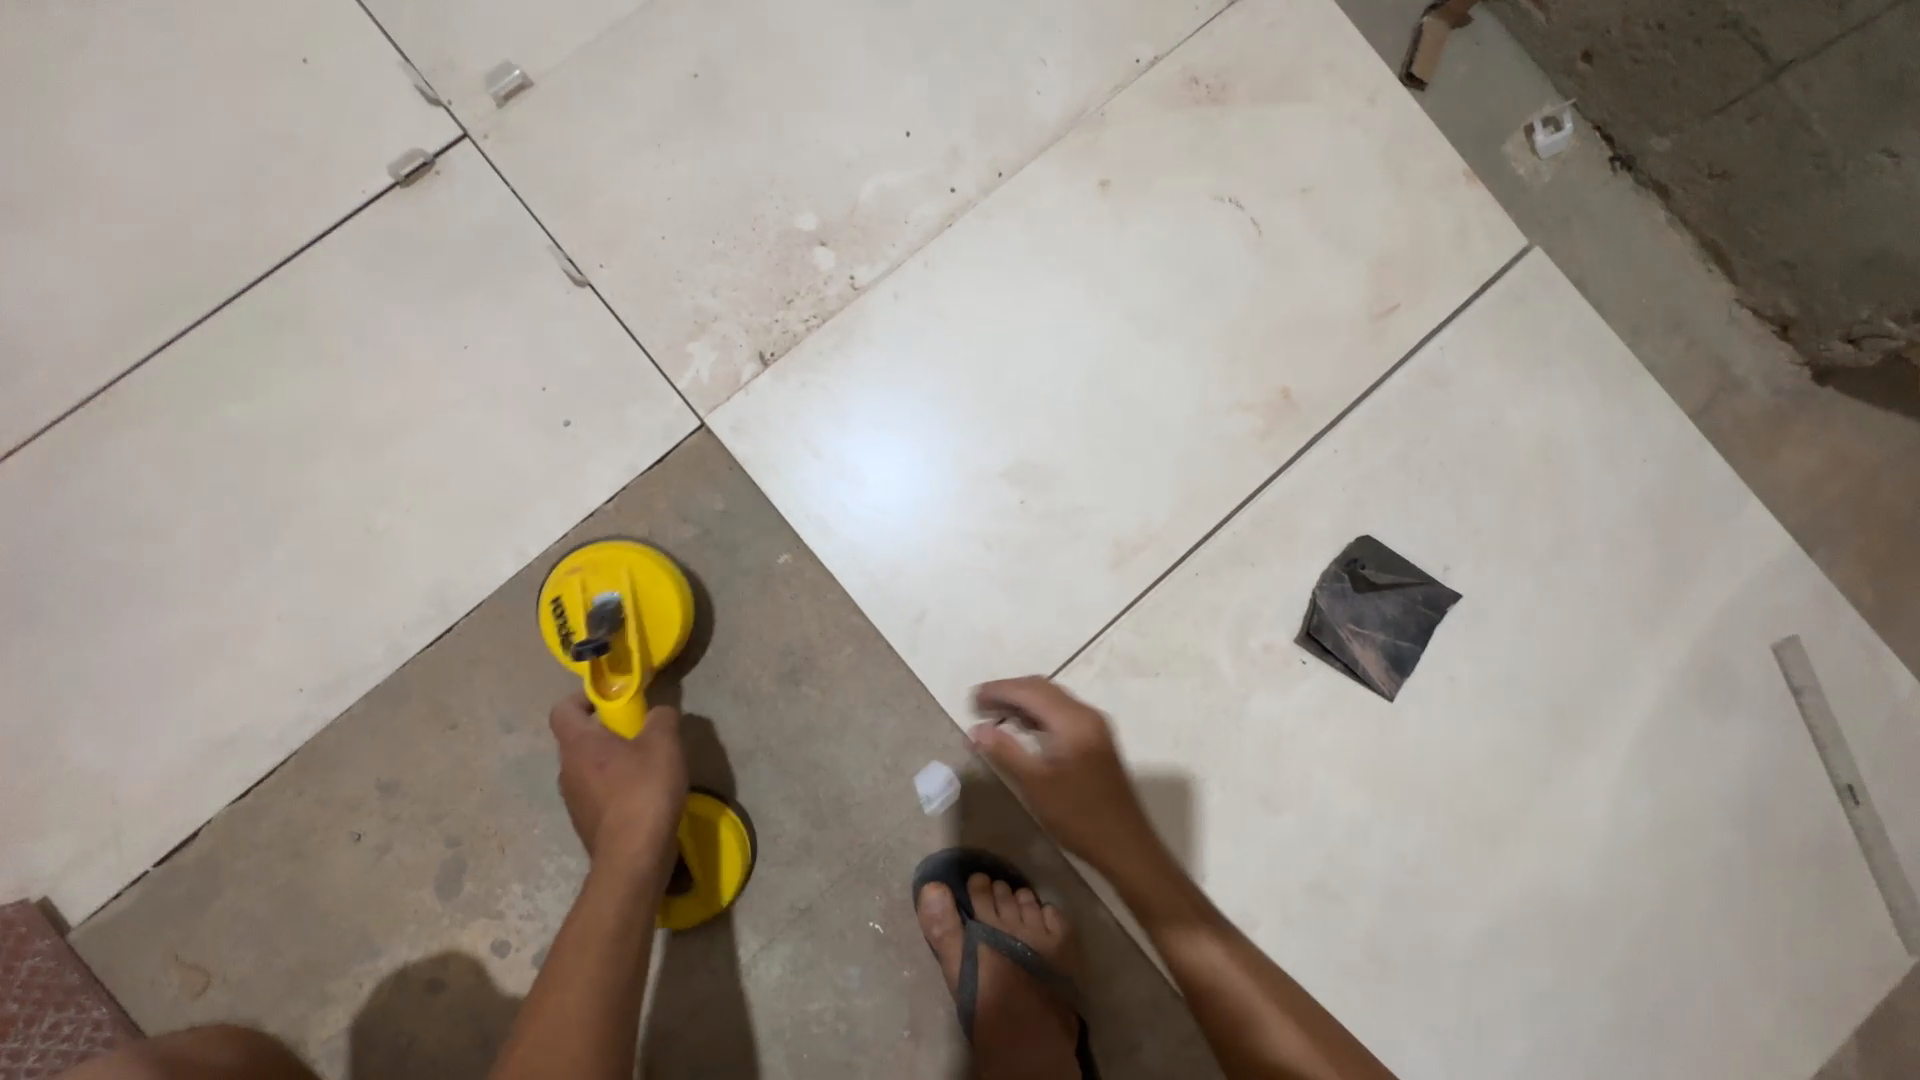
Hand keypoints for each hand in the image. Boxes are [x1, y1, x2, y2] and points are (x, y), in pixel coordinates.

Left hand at [549, 693, 687, 875]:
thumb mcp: (664, 742)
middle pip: (579, 740)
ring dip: (613, 763)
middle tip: (640, 734)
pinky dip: (617, 789)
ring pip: (590, 769)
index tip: (611, 701)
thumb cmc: (644, 789)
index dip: (583, 698)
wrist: (633, 856)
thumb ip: (661, 718)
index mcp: (578, 745)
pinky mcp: (587, 824)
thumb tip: (658, 713)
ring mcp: (574, 801)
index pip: (563, 710)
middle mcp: (567, 770)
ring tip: (649, 767)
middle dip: (607, 733)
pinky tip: (646, 797)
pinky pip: (599, 795)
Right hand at [970, 676, 1159, 874]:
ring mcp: (1095, 727)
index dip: (999, 690)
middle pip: (1043, 688)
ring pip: (1053, 700)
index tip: (971, 698)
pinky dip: (1039, 714)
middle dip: (1010, 691)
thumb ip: (1005, 752)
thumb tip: (976, 729)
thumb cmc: (1078, 817)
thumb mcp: (1035, 785)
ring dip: (1024, 701)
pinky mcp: (1097, 740)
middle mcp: (1086, 715)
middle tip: (979, 704)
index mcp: (1073, 721)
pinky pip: (1062, 714)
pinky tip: (1022, 728)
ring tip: (994, 713)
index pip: (1030, 690)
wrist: (1126, 845)